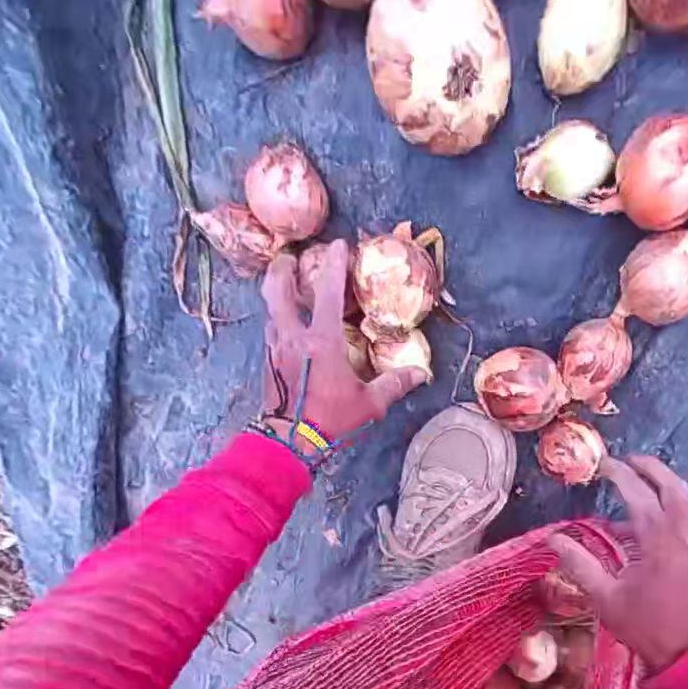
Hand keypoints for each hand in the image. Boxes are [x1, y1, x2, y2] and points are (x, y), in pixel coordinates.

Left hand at [259, 241, 424, 439]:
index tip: (339, 246)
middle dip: (284, 268)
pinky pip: (271, 329)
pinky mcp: (267, 361)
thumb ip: (394, 384)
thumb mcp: (369, 404)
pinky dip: (278, 317)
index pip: (328, 292)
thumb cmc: (330, 420)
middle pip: (278, 288)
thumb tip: (419, 374)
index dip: (334, 265)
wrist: (288, 442)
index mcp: (322, 340)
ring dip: (278, 292)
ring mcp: (275, 347)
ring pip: (271, 308)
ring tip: (288, 287)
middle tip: (292, 259)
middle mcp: (293, 335)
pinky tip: (288, 325)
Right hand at [549, 456, 687, 672]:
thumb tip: (553, 539)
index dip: (619, 475)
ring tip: (629, 481)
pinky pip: (677, 516)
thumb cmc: (641, 624)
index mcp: (658, 543)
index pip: (638, 495)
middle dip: (650, 467)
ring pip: (680, 499)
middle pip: (672, 486)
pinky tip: (632, 522)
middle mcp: (678, 536)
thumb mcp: (604, 596)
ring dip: (657, 484)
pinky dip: (659, 506)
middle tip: (624, 461)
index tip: (601, 464)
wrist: (678, 650)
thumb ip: (579, 564)